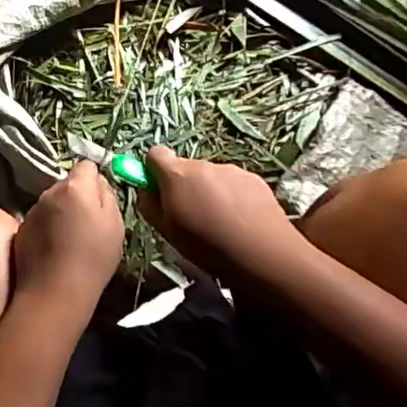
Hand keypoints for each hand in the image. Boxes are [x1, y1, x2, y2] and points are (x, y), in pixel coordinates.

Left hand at [11, 162, 124, 320]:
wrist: (55, 291)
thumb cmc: (93, 258)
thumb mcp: (115, 225)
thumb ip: (107, 196)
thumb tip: (98, 181)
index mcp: (75, 188)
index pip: (86, 166)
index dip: (95, 180)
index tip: (99, 201)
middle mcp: (50, 193)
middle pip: (67, 185)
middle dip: (77, 197)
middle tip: (88, 223)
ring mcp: (33, 210)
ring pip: (53, 202)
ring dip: (61, 212)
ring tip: (70, 239)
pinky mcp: (22, 228)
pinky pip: (40, 219)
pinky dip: (47, 227)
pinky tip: (54, 248)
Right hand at [135, 146, 300, 282]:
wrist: (261, 253)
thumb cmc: (206, 245)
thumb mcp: (166, 231)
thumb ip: (149, 205)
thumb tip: (145, 190)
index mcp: (176, 175)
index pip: (155, 153)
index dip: (154, 169)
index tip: (158, 189)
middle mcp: (203, 166)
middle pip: (185, 168)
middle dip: (184, 185)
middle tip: (191, 214)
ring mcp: (230, 170)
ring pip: (210, 176)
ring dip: (209, 191)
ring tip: (219, 221)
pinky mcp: (253, 178)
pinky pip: (233, 183)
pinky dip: (231, 196)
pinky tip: (239, 220)